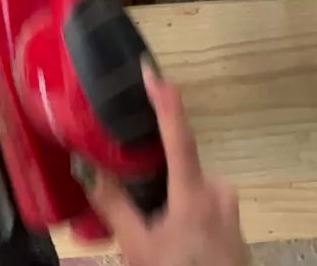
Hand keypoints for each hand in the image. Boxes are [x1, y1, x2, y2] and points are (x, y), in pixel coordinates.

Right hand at [89, 62, 248, 265]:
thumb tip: (83, 164)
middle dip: (155, 167)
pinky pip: (201, 201)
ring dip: (168, 191)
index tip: (150, 69)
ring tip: (146, 219)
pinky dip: (182, 206)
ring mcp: (230, 211)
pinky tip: (169, 233)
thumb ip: (114, 204)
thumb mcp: (138, 248)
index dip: (165, 99)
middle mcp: (219, 193)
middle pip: (180, 162)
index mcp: (194, 193)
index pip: (178, 135)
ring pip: (189, 183)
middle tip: (131, 185)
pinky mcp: (234, 227)